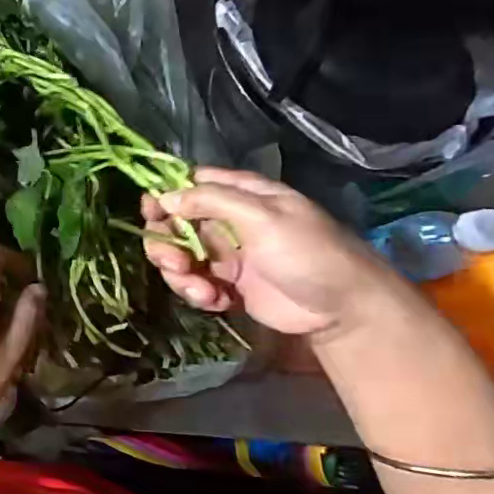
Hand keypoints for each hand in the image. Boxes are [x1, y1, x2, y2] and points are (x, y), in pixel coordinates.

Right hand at [142, 167, 399, 340]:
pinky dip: (196, 293)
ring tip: (201, 291)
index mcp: (239, 195)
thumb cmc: (307, 253)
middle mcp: (227, 220)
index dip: (164, 195)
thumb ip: (211, 201)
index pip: (189, 184)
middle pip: (174, 222)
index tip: (151, 212)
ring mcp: (224, 253)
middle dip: (166, 243)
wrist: (343, 309)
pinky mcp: (225, 283)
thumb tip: (163, 197)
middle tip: (174, 262)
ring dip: (180, 274)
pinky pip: (192, 282)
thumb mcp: (263, 217)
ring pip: (178, 255)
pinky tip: (215, 302)